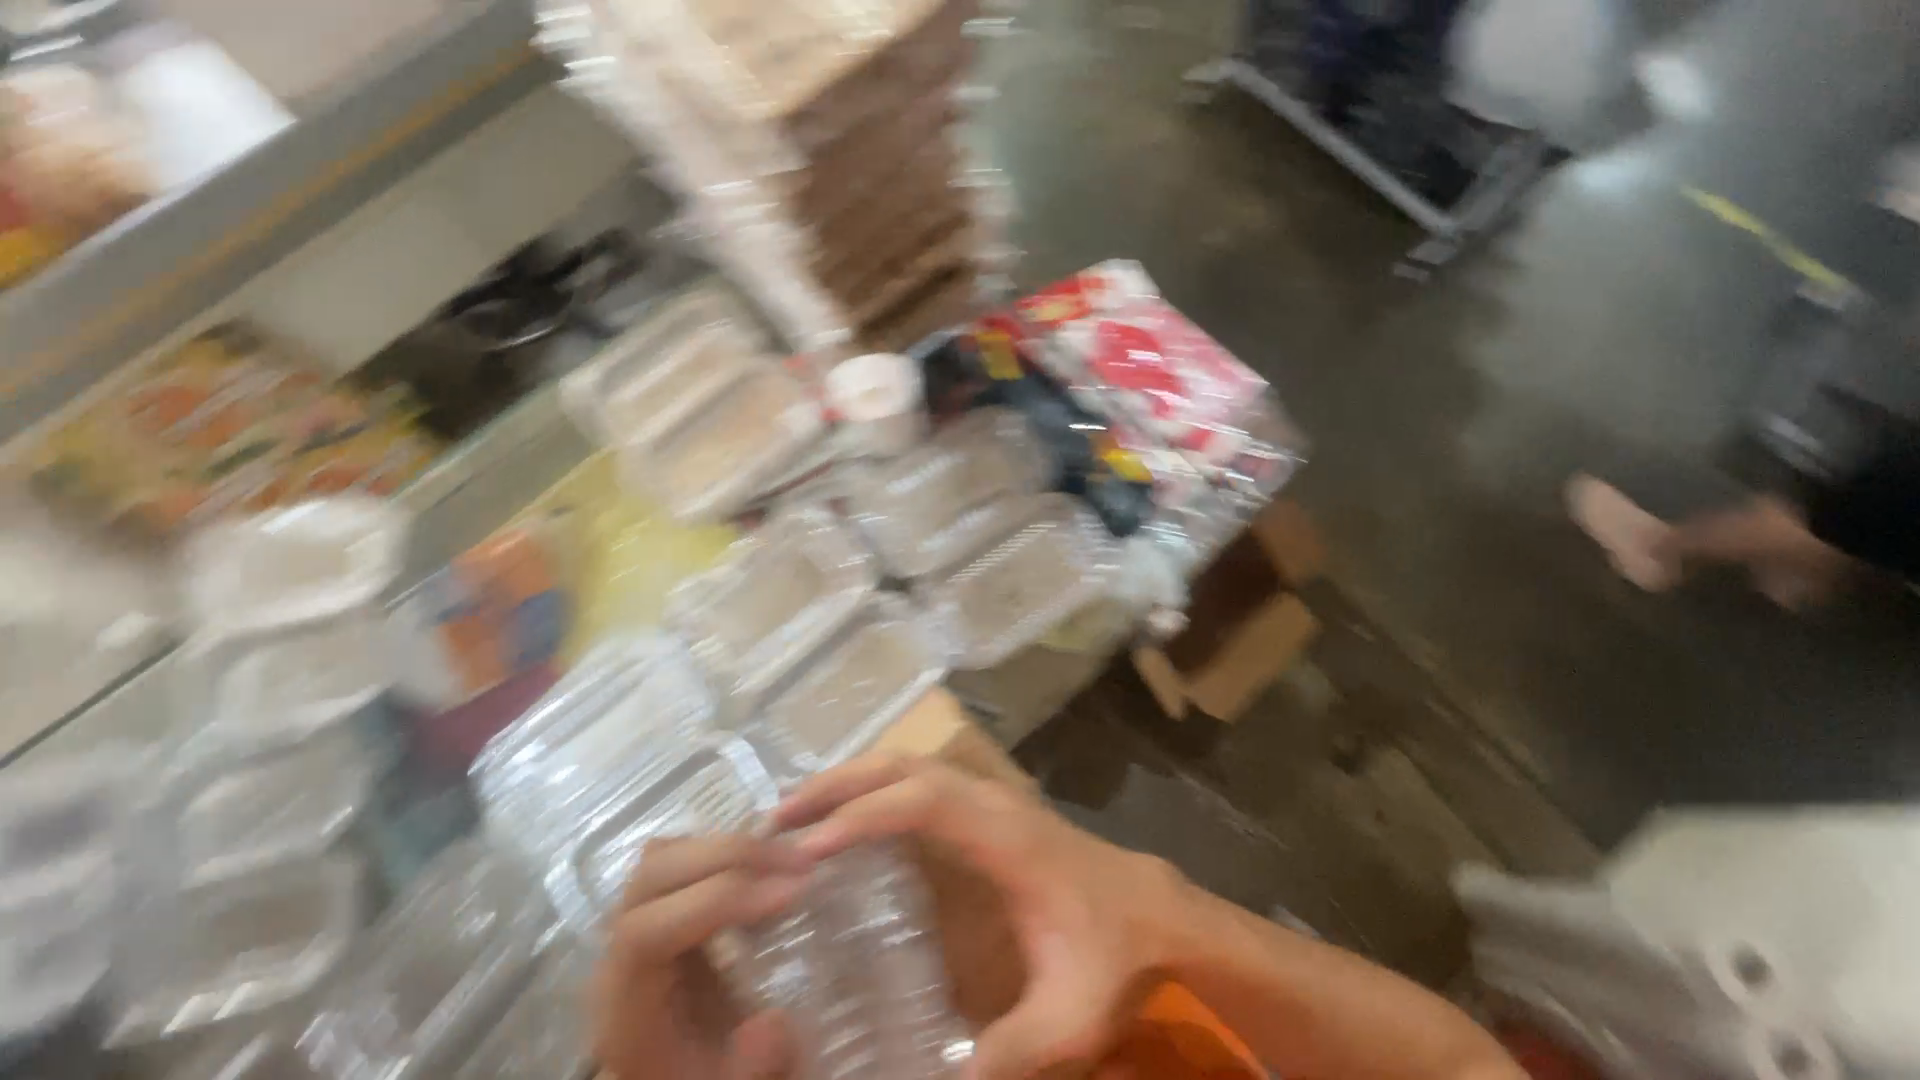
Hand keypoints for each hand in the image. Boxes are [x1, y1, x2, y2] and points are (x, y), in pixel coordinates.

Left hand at [591, 834, 813, 1079]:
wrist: (665, 1069)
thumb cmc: (694, 1074)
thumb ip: (754, 1064)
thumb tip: (775, 1021)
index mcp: (625, 1002)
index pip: (648, 933)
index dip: (716, 903)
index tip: (790, 894)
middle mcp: (618, 951)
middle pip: (654, 876)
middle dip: (732, 858)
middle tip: (801, 865)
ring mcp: (633, 917)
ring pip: (666, 854)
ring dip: (729, 846)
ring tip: (788, 859)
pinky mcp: (656, 902)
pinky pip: (679, 854)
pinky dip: (723, 847)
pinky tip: (764, 865)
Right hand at [774, 756, 1191, 1079]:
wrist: (1156, 911)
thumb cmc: (1113, 954)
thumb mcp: (1069, 1013)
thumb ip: (1009, 1052)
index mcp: (1006, 838)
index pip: (921, 804)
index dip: (860, 817)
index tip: (804, 849)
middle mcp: (993, 803)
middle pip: (906, 767)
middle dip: (840, 784)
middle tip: (778, 818)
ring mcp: (993, 798)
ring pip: (912, 764)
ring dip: (854, 778)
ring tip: (799, 812)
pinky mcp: (991, 807)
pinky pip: (922, 778)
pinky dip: (878, 785)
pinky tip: (850, 816)